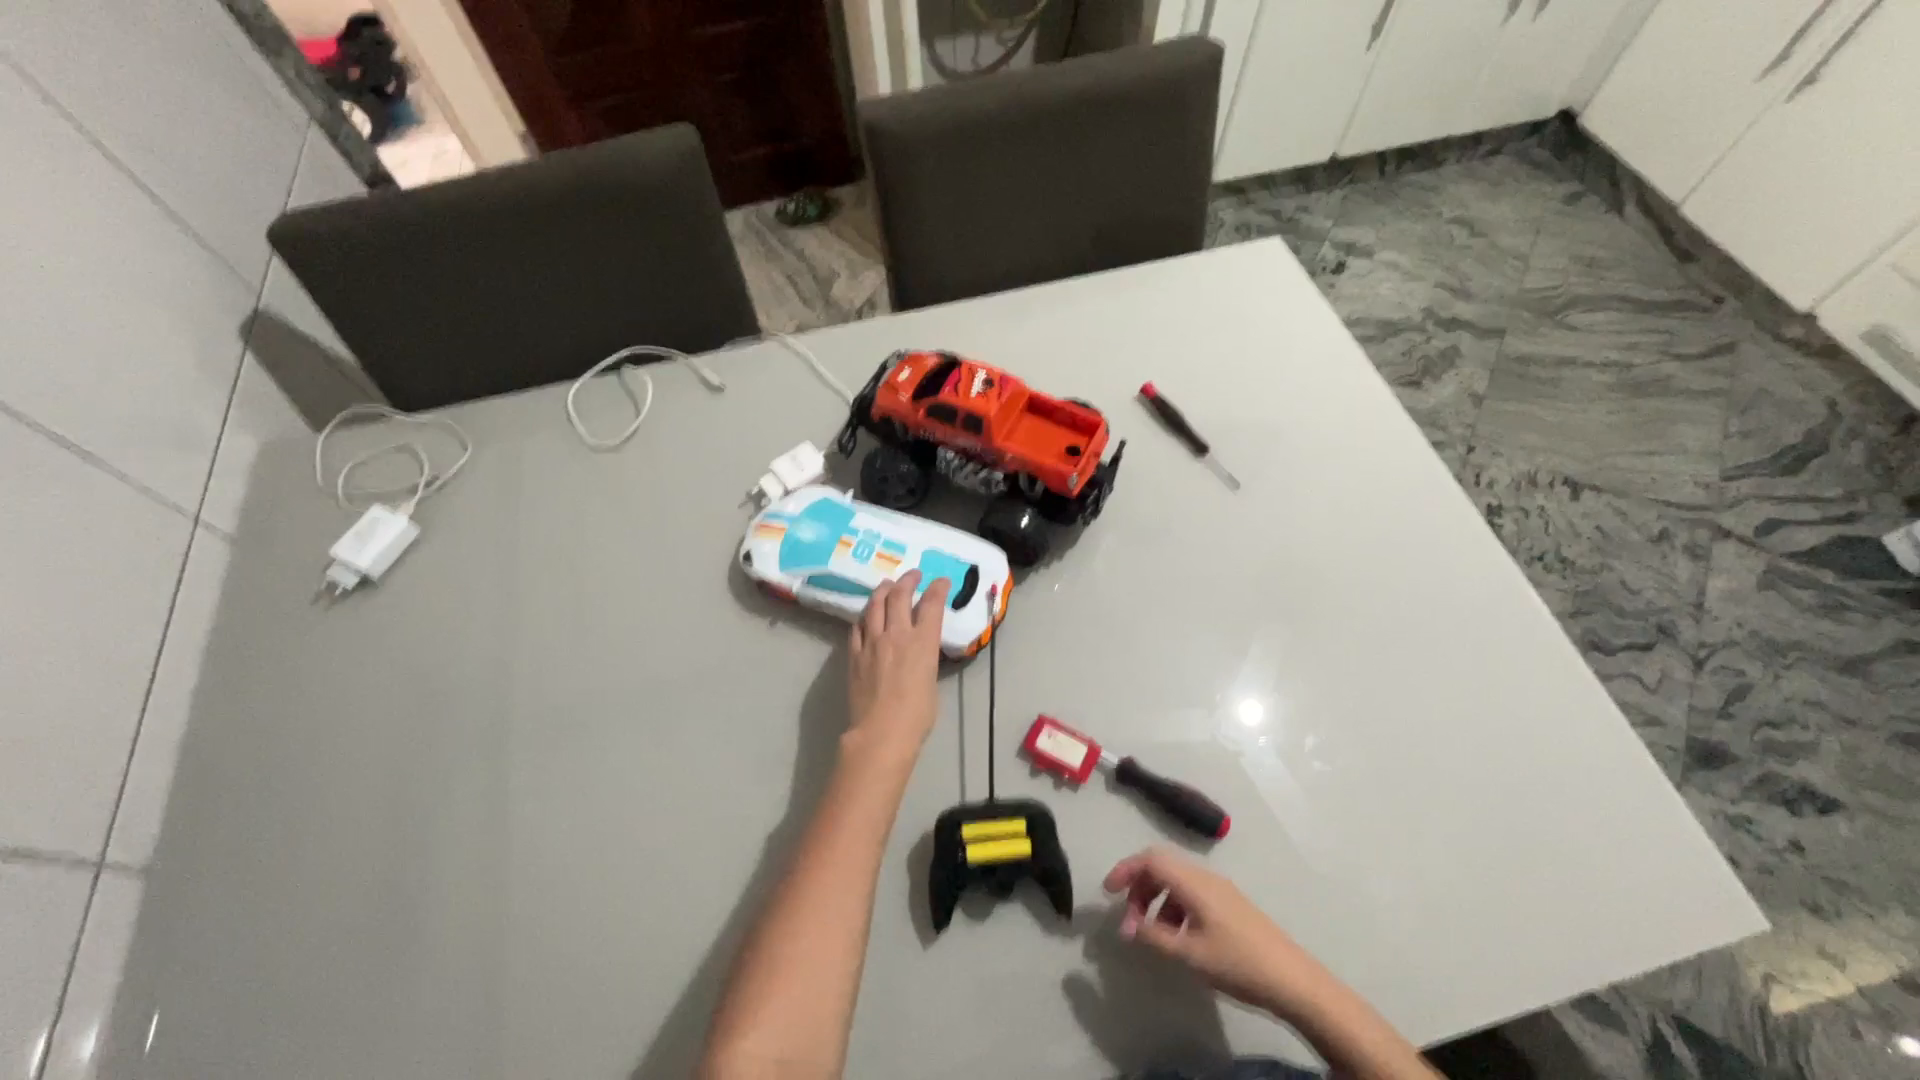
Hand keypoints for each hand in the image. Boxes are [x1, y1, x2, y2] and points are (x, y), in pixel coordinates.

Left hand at [846, 570, 950, 754]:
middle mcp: (896, 635)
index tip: (941, 581)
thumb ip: (925, 658)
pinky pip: (858, 627)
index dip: (937, 589)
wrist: (881, 732)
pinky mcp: (854, 654)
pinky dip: (865, 616)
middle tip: (913, 575)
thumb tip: (919, 651)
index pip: (931, 604)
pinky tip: (866, 616)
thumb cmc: (916, 715)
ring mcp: (872, 642)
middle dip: (908, 581)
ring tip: (887, 585)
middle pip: (899, 596)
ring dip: (883, 590)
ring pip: (874, 605)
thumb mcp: (931, 680)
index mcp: (922, 642)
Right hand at [1104, 848, 1334, 1022]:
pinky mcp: (1229, 905)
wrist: (1293, 980)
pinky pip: (1191, 894)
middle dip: (1138, 888)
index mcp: (1194, 883)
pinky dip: (1173, 908)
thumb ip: (1154, 937)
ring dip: (1156, 901)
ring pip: (1176, 882)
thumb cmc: (1238, 963)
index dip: (1125, 870)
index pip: (1151, 859)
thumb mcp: (1188, 954)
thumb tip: (1130, 926)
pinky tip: (1176, 937)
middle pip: (1162, 867)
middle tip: (1129, 922)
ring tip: (1151, 935)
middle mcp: (1206, 878)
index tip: (1108, 892)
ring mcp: (1220, 891)